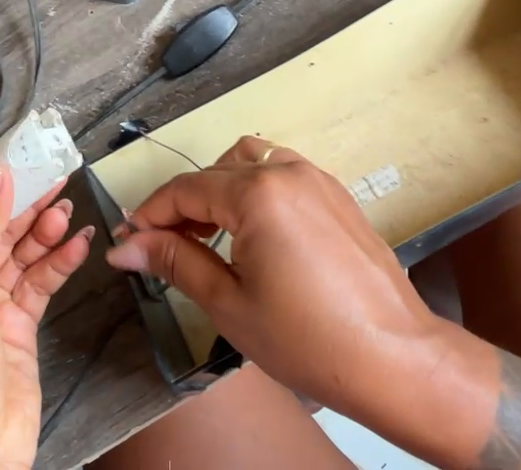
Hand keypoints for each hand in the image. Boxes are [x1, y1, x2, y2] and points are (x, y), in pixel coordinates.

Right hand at [103, 137, 440, 421]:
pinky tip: (253, 234)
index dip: (150, 215)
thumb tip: (125, 246)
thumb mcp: (229, 303)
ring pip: (250, 162)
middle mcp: (286, 171)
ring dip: (220, 189)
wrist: (396, 359)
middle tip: (164, 249)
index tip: (127, 242)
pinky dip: (255, 190)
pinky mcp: (337, 194)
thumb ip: (175, 262)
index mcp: (257, 193)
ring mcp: (317, 178)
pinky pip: (282, 174)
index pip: (185, 189)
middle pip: (215, 171)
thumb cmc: (307, 338)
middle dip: (183, 206)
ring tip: (209, 236)